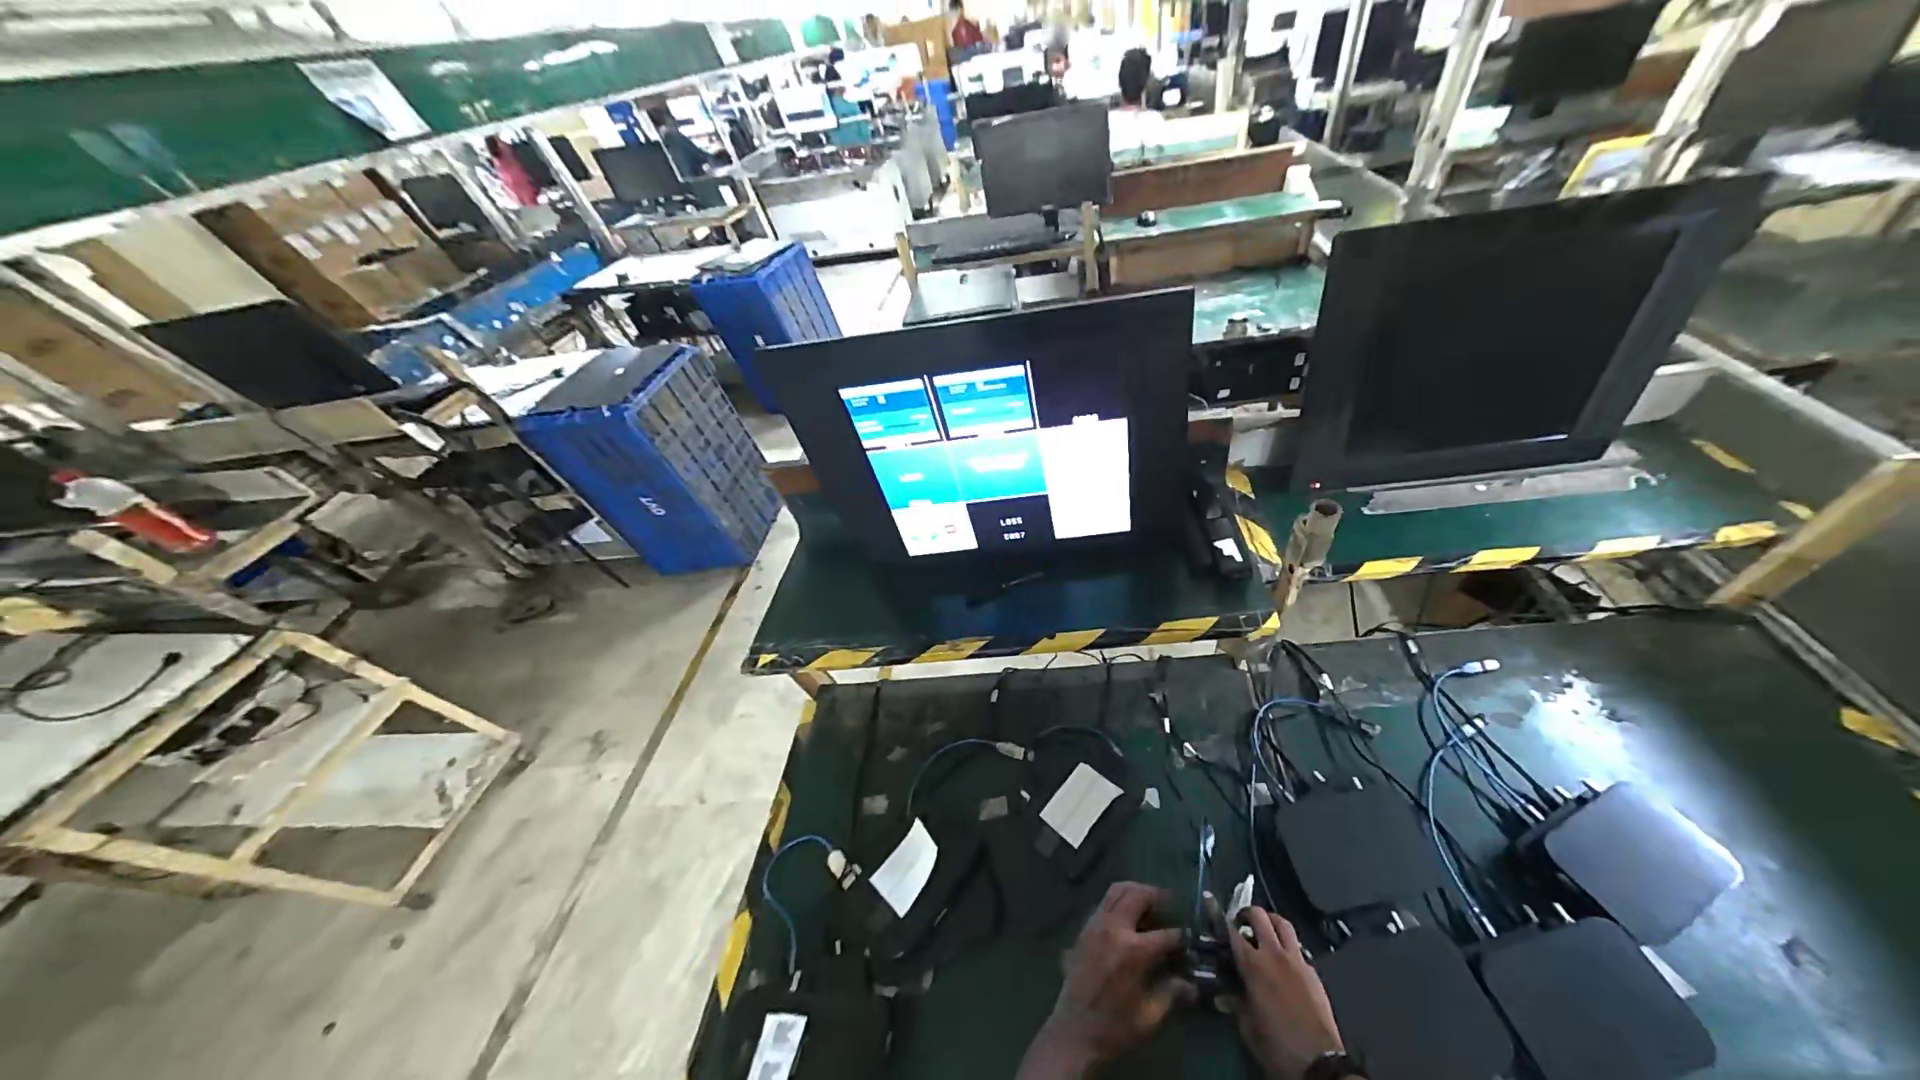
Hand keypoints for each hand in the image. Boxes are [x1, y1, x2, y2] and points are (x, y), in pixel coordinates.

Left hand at [1016, 882, 1195, 1079]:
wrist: (1073, 1031)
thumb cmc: (1115, 1027)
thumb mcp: (1150, 1016)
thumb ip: (1173, 993)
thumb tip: (1192, 983)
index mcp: (1134, 950)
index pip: (1167, 933)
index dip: (1183, 936)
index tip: (1191, 940)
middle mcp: (1114, 928)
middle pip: (1138, 895)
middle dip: (1159, 897)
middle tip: (1172, 906)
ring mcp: (1096, 924)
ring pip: (1118, 890)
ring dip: (1137, 891)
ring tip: (1152, 904)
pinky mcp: (1085, 928)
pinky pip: (1104, 901)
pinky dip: (1120, 899)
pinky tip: (1130, 916)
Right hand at [1228, 907, 1345, 1079]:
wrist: (1321, 1065)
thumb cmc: (1277, 1045)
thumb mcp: (1248, 1027)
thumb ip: (1235, 1004)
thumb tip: (1221, 997)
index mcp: (1253, 965)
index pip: (1232, 931)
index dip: (1219, 916)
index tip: (1210, 904)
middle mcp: (1274, 955)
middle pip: (1260, 916)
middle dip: (1247, 914)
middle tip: (1241, 924)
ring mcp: (1297, 962)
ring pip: (1283, 925)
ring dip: (1271, 922)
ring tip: (1264, 932)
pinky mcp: (1314, 974)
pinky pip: (1298, 949)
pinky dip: (1287, 947)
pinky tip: (1283, 964)